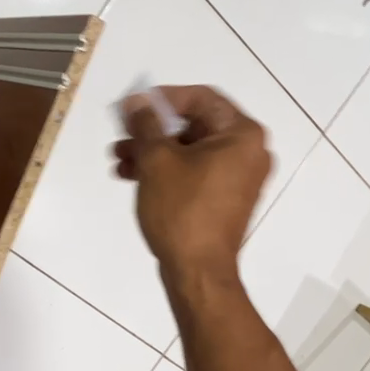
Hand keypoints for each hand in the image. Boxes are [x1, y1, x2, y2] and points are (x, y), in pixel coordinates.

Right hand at [113, 85, 270, 281]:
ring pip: (190, 152)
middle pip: (194, 126)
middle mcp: (249, 152)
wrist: (198, 272)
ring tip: (120, 161)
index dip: (162, 98)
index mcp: (242, 134)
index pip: (200, 98)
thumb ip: (146, 124)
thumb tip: (137, 101)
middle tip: (122, 136)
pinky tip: (135, 179)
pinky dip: (168, 173)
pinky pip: (195, 174)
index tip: (131, 108)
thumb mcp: (157, 161)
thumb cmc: (181, 211)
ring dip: (154, 153)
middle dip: (153, 131)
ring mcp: (239, 179)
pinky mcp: (225, 202)